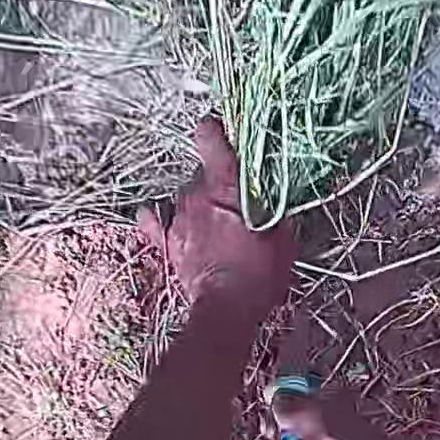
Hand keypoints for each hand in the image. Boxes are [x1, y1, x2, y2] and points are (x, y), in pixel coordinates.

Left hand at [138, 119, 294, 317]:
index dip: (215, 131)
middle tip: (238, 209)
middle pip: (203, 175)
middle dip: (218, 188)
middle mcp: (196, 195)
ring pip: (187, 200)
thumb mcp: (282, 242)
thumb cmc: (258, 275)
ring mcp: (178, 218)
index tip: (225, 135)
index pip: (209, 136)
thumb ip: (276, 217)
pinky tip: (167, 222)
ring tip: (218, 232)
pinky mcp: (168, 243)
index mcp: (225, 185)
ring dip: (201, 209)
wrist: (227, 308)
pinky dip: (162, 220)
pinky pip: (157, 222)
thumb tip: (277, 209)